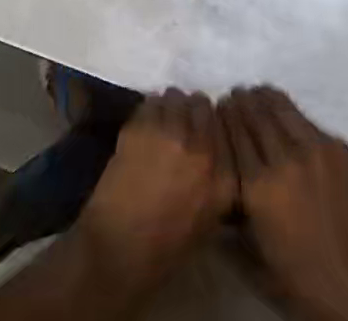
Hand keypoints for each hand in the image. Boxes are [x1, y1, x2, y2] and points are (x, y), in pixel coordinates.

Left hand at [76, 89, 235, 288]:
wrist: (118, 251)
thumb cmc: (165, 247)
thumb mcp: (209, 220)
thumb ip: (219, 182)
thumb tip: (216, 153)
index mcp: (225, 175)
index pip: (228, 127)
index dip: (216, 124)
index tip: (207, 126)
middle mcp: (203, 147)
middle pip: (203, 106)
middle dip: (194, 110)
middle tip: (183, 120)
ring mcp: (171, 134)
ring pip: (176, 97)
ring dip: (171, 106)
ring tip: (163, 118)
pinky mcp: (141, 128)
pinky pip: (150, 103)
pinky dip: (150, 110)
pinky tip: (145, 124)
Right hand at [220, 87, 347, 320]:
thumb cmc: (294, 274)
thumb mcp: (248, 251)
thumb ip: (229, 212)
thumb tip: (215, 180)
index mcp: (257, 186)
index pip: (234, 136)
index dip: (224, 118)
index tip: (217, 106)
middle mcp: (284, 159)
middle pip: (256, 117)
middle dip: (242, 102)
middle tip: (234, 92)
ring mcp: (313, 150)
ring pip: (282, 110)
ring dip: (265, 98)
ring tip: (256, 90)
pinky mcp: (336, 147)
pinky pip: (307, 120)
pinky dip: (290, 111)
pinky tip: (283, 108)